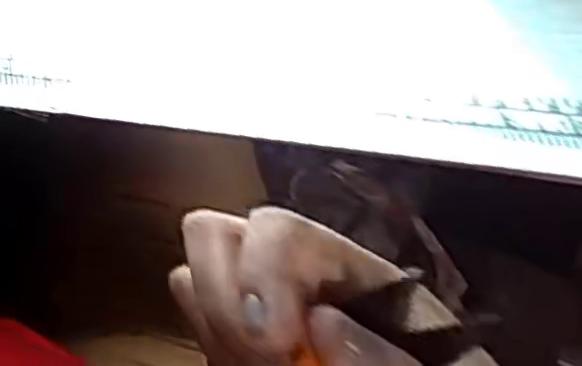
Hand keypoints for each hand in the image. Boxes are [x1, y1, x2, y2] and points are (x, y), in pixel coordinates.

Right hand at [170, 207, 417, 365]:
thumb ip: (391, 359)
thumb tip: (322, 322)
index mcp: (348, 271)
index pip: (280, 230)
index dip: (262, 270)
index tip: (273, 343)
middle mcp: (286, 272)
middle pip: (211, 231)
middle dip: (220, 292)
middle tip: (256, 360)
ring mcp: (251, 302)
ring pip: (190, 278)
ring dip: (215, 327)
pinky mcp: (231, 337)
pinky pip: (194, 326)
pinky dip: (215, 352)